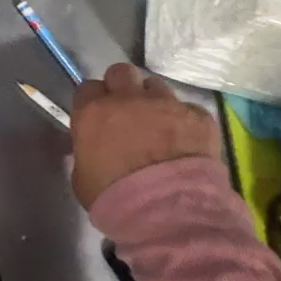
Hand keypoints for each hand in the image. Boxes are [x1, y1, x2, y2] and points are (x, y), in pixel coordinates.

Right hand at [70, 63, 221, 208]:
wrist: (167, 208)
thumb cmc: (113, 196)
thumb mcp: (82, 174)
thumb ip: (87, 150)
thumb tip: (95, 148)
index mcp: (93, 112)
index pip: (87, 88)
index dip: (93, 101)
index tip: (97, 116)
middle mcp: (128, 99)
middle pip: (121, 72)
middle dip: (122, 87)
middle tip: (127, 111)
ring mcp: (167, 104)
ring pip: (156, 86)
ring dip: (154, 101)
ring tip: (159, 125)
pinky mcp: (199, 116)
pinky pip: (188, 109)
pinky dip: (185, 121)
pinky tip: (185, 142)